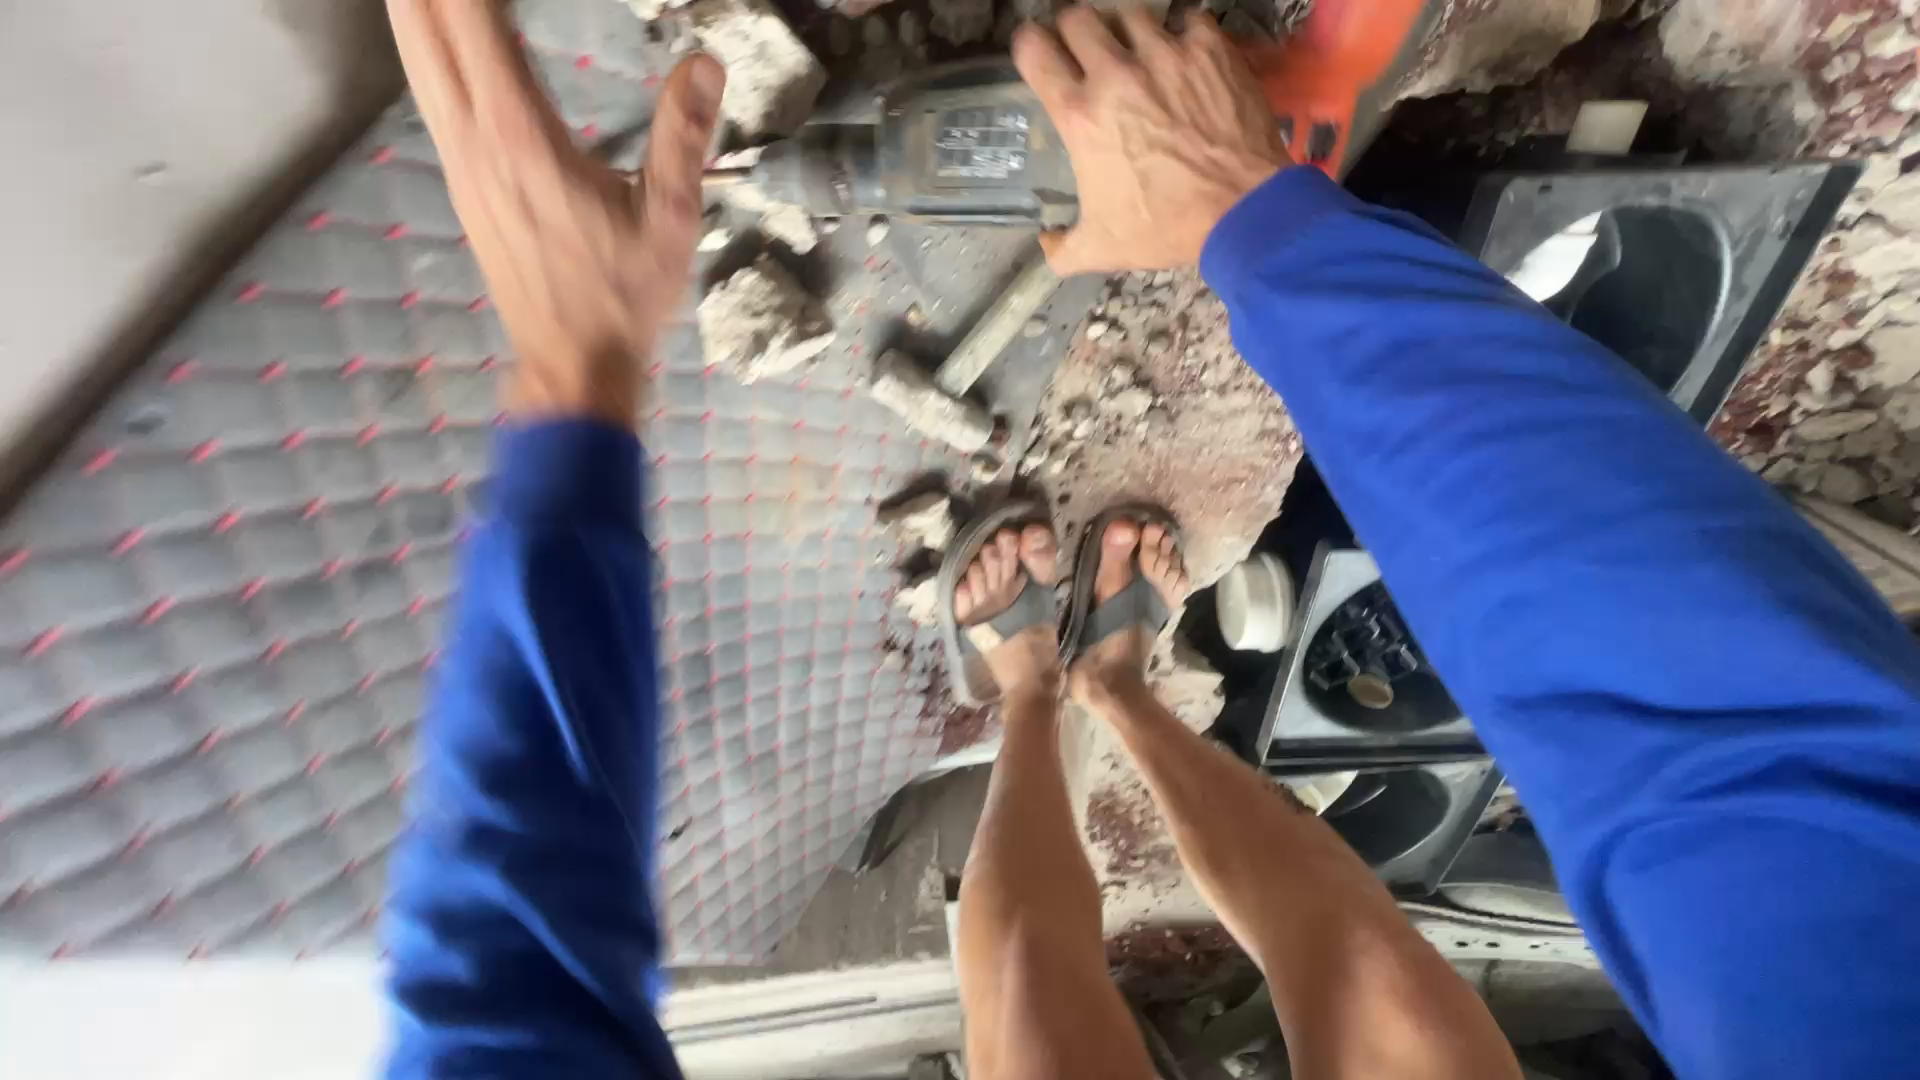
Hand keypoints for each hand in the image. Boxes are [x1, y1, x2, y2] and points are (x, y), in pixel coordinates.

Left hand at [386, 1, 724, 426]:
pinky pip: (426, 88)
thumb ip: (683, 139)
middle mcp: (471, 136)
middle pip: (418, 18)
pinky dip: (424, 41)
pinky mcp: (459, 183)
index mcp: (520, 135)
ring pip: (411, 51)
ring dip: (417, 2)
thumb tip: (707, 63)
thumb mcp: (670, 222)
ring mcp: (456, 160)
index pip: (471, 14)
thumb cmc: (624, 297)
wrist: (572, 362)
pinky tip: (439, 35)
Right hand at [1013, 8, 1289, 273]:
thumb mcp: (1100, 250)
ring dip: (1124, 29)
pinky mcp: (1209, 49)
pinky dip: (1180, 33)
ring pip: (1129, 13)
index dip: (1028, 48)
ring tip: (1132, 50)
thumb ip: (1062, 250)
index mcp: (1080, 116)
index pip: (1035, 53)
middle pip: (1078, 18)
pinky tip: (1181, 54)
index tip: (1036, 55)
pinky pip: (1186, 19)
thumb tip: (1046, 241)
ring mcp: (1165, 54)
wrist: (1239, 211)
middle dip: (1073, 31)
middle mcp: (1116, 74)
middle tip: (1083, 50)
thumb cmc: (1163, 228)